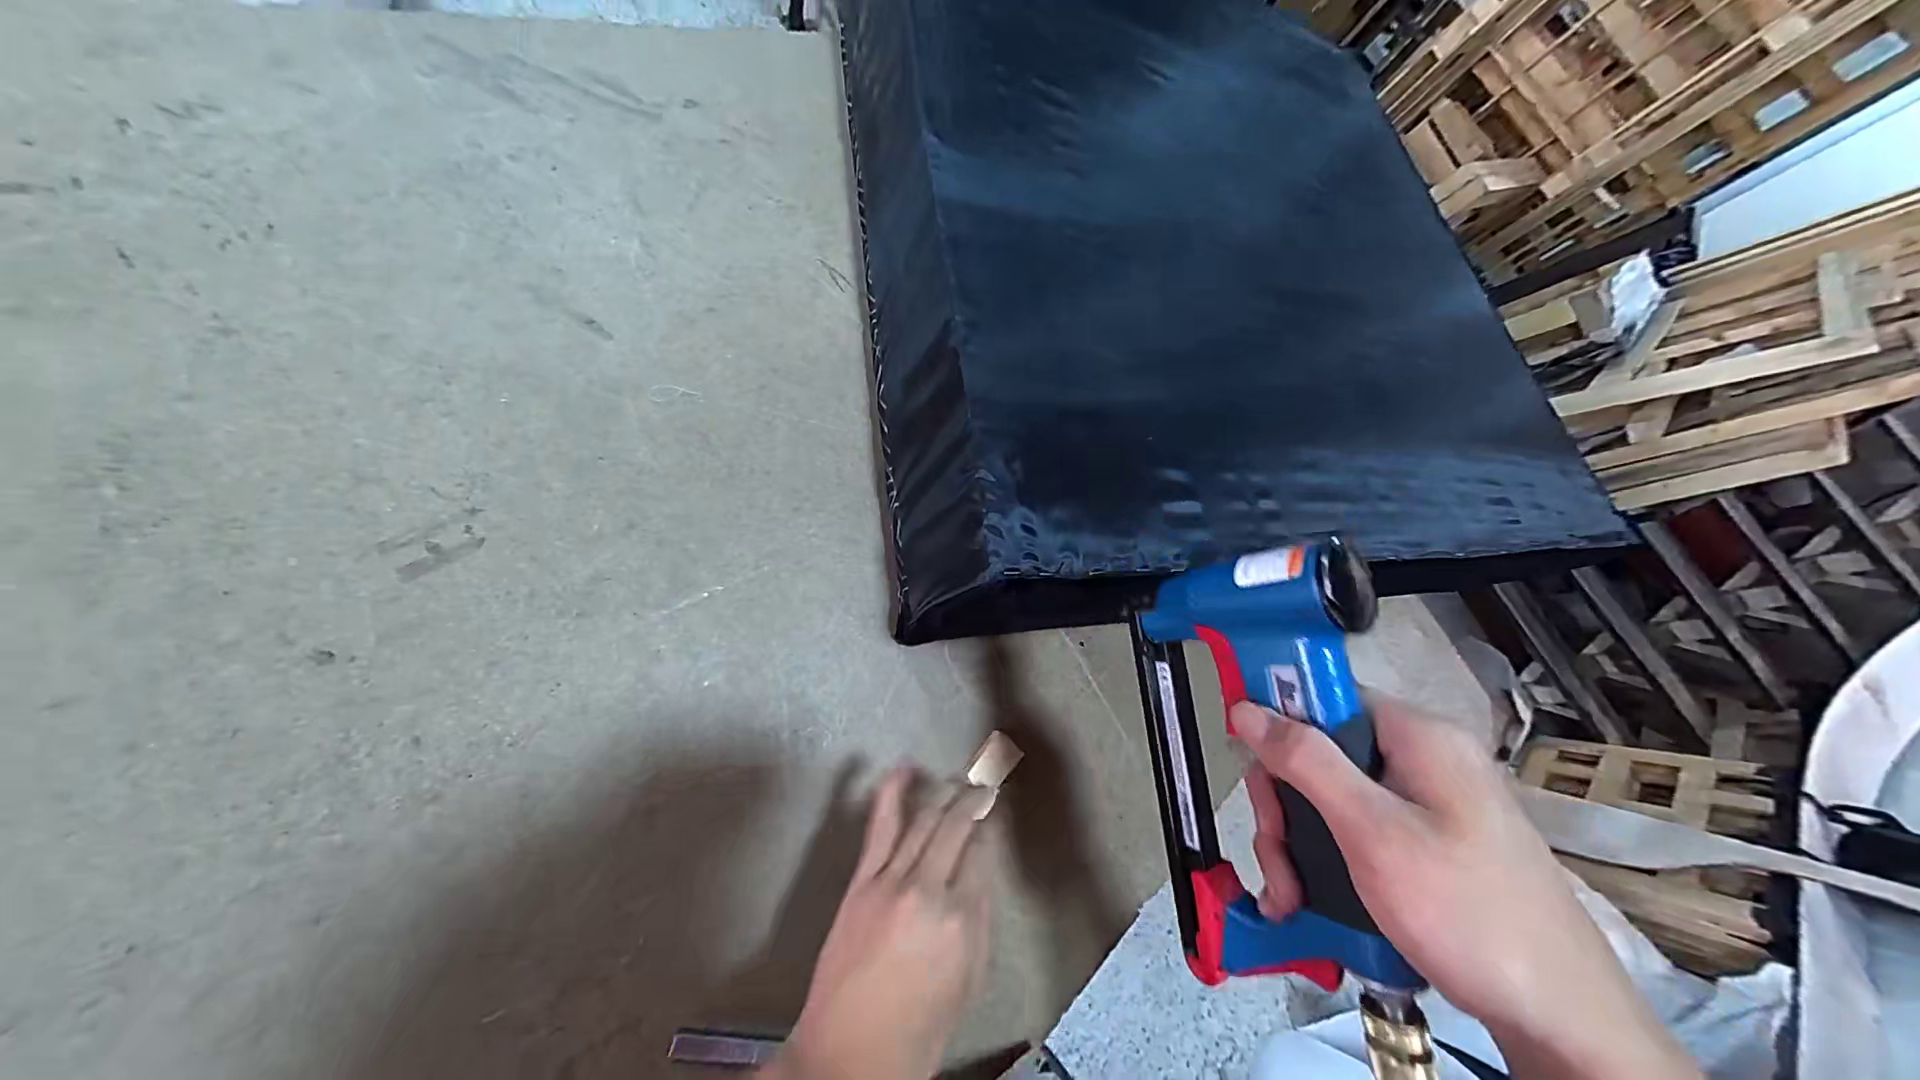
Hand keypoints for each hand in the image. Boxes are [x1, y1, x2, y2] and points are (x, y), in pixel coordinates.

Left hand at [764, 768, 995, 1079]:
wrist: (850, 1051)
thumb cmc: (918, 1027)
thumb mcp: (969, 980)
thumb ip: (980, 920)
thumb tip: (982, 874)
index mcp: (962, 920)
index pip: (983, 853)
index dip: (990, 828)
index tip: (994, 814)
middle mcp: (930, 890)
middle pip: (958, 826)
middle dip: (975, 797)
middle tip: (985, 779)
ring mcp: (892, 881)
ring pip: (925, 819)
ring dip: (945, 790)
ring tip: (959, 774)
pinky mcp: (862, 881)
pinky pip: (880, 826)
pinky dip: (892, 792)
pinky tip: (903, 769)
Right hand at [1232, 695, 1698, 1079]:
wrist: (1563, 1024)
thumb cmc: (1467, 915)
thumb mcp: (1372, 832)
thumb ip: (1306, 761)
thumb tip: (1245, 708)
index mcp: (1418, 736)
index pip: (1325, 695)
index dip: (1277, 719)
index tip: (1247, 761)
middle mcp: (1420, 759)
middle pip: (1318, 752)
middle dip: (1284, 805)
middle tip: (1276, 853)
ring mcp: (1423, 803)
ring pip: (1326, 796)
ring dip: (1295, 842)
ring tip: (1290, 894)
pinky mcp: (1423, 843)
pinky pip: (1351, 829)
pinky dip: (1321, 860)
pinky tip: (1303, 900)